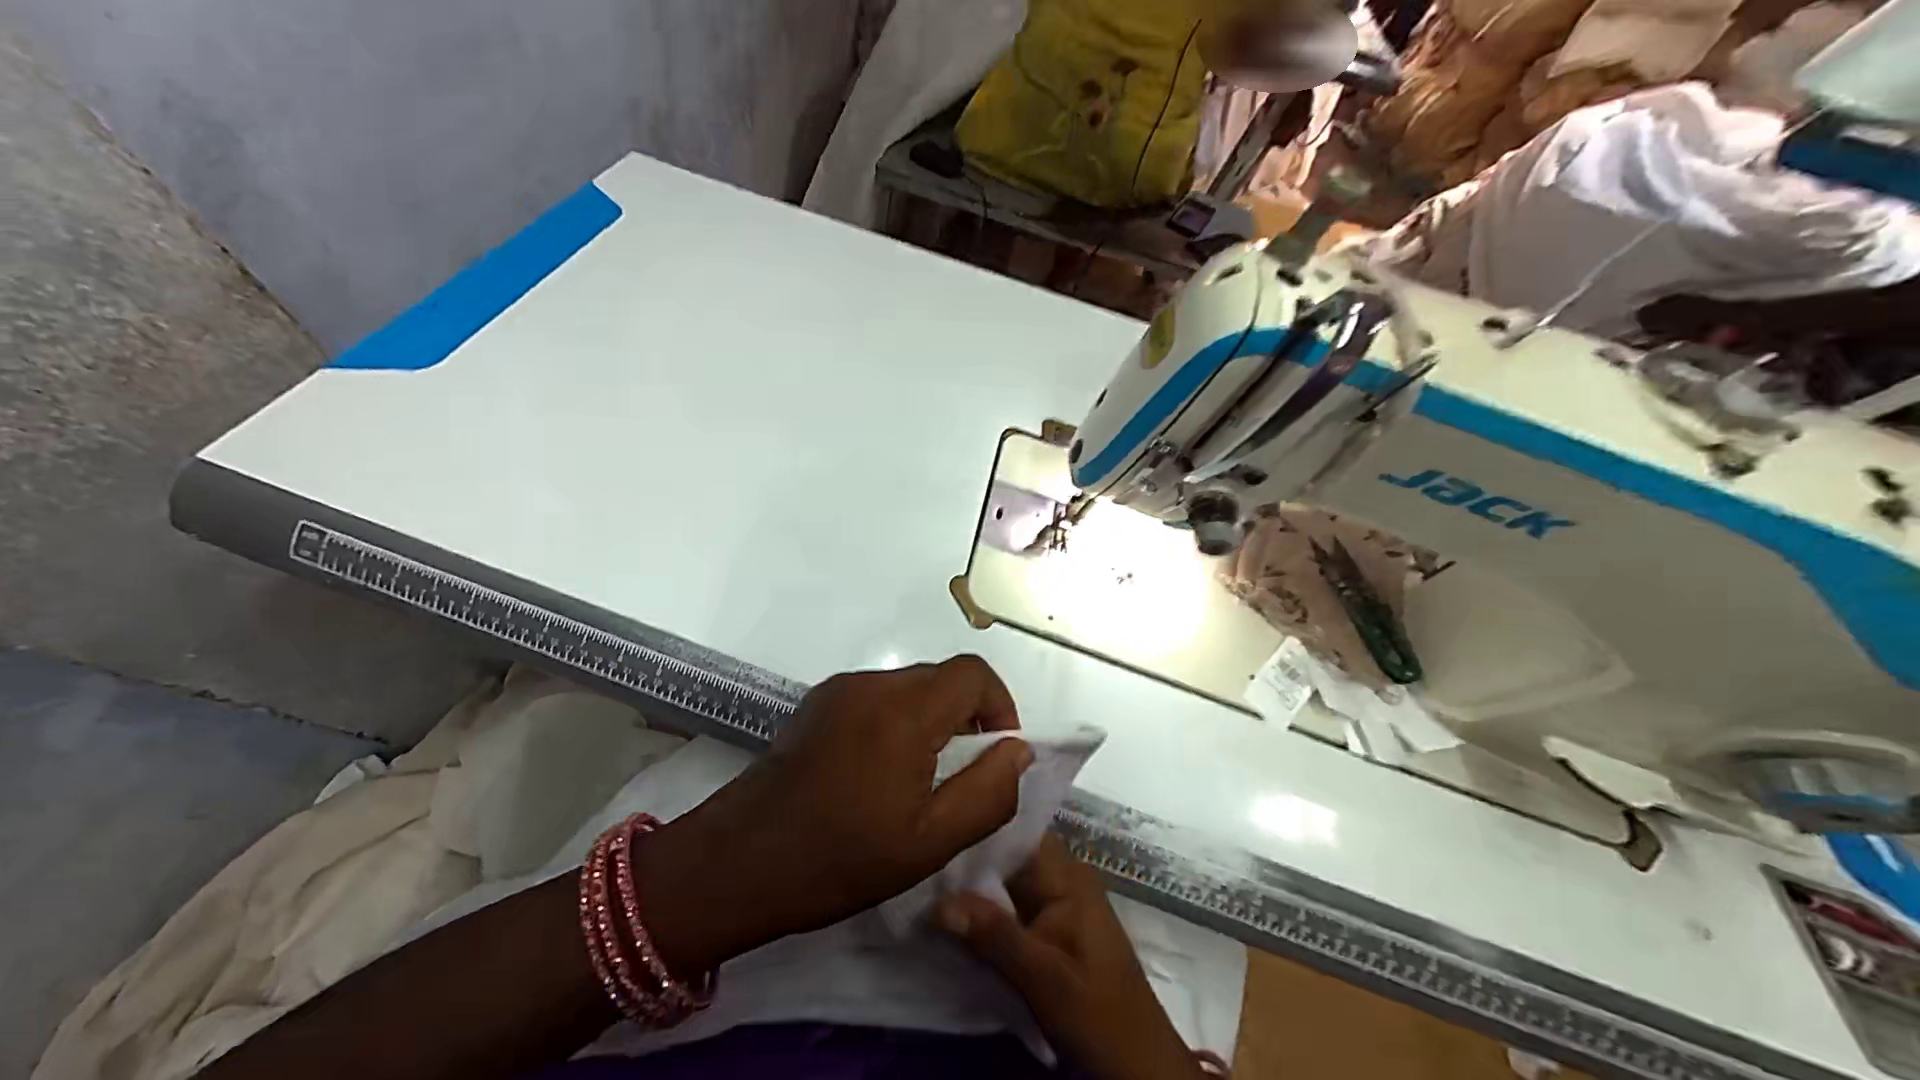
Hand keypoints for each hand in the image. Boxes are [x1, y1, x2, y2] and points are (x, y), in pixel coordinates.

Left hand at [634, 655, 1034, 975]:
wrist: (738, 863)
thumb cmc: (839, 858)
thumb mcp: (930, 842)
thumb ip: (988, 791)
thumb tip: (1018, 750)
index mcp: (903, 711)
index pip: (973, 673)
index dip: (999, 706)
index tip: (996, 754)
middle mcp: (871, 684)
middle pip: (942, 678)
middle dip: (966, 717)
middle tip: (960, 776)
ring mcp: (838, 690)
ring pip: (910, 687)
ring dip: (931, 721)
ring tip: (918, 781)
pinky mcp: (816, 703)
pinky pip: (876, 698)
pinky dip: (897, 722)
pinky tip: (878, 773)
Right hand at [936, 835, 1208, 1079]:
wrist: (1138, 1063)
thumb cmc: (1098, 1013)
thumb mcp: (1043, 977)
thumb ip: (994, 935)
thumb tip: (937, 901)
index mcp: (1068, 876)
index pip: (1018, 830)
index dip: (977, 827)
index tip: (934, 829)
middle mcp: (1063, 878)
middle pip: (1008, 855)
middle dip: (968, 860)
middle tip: (921, 862)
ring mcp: (1059, 903)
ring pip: (1007, 881)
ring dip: (974, 887)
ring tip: (927, 886)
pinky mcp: (1052, 927)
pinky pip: (1013, 905)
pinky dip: (986, 910)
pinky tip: (954, 917)